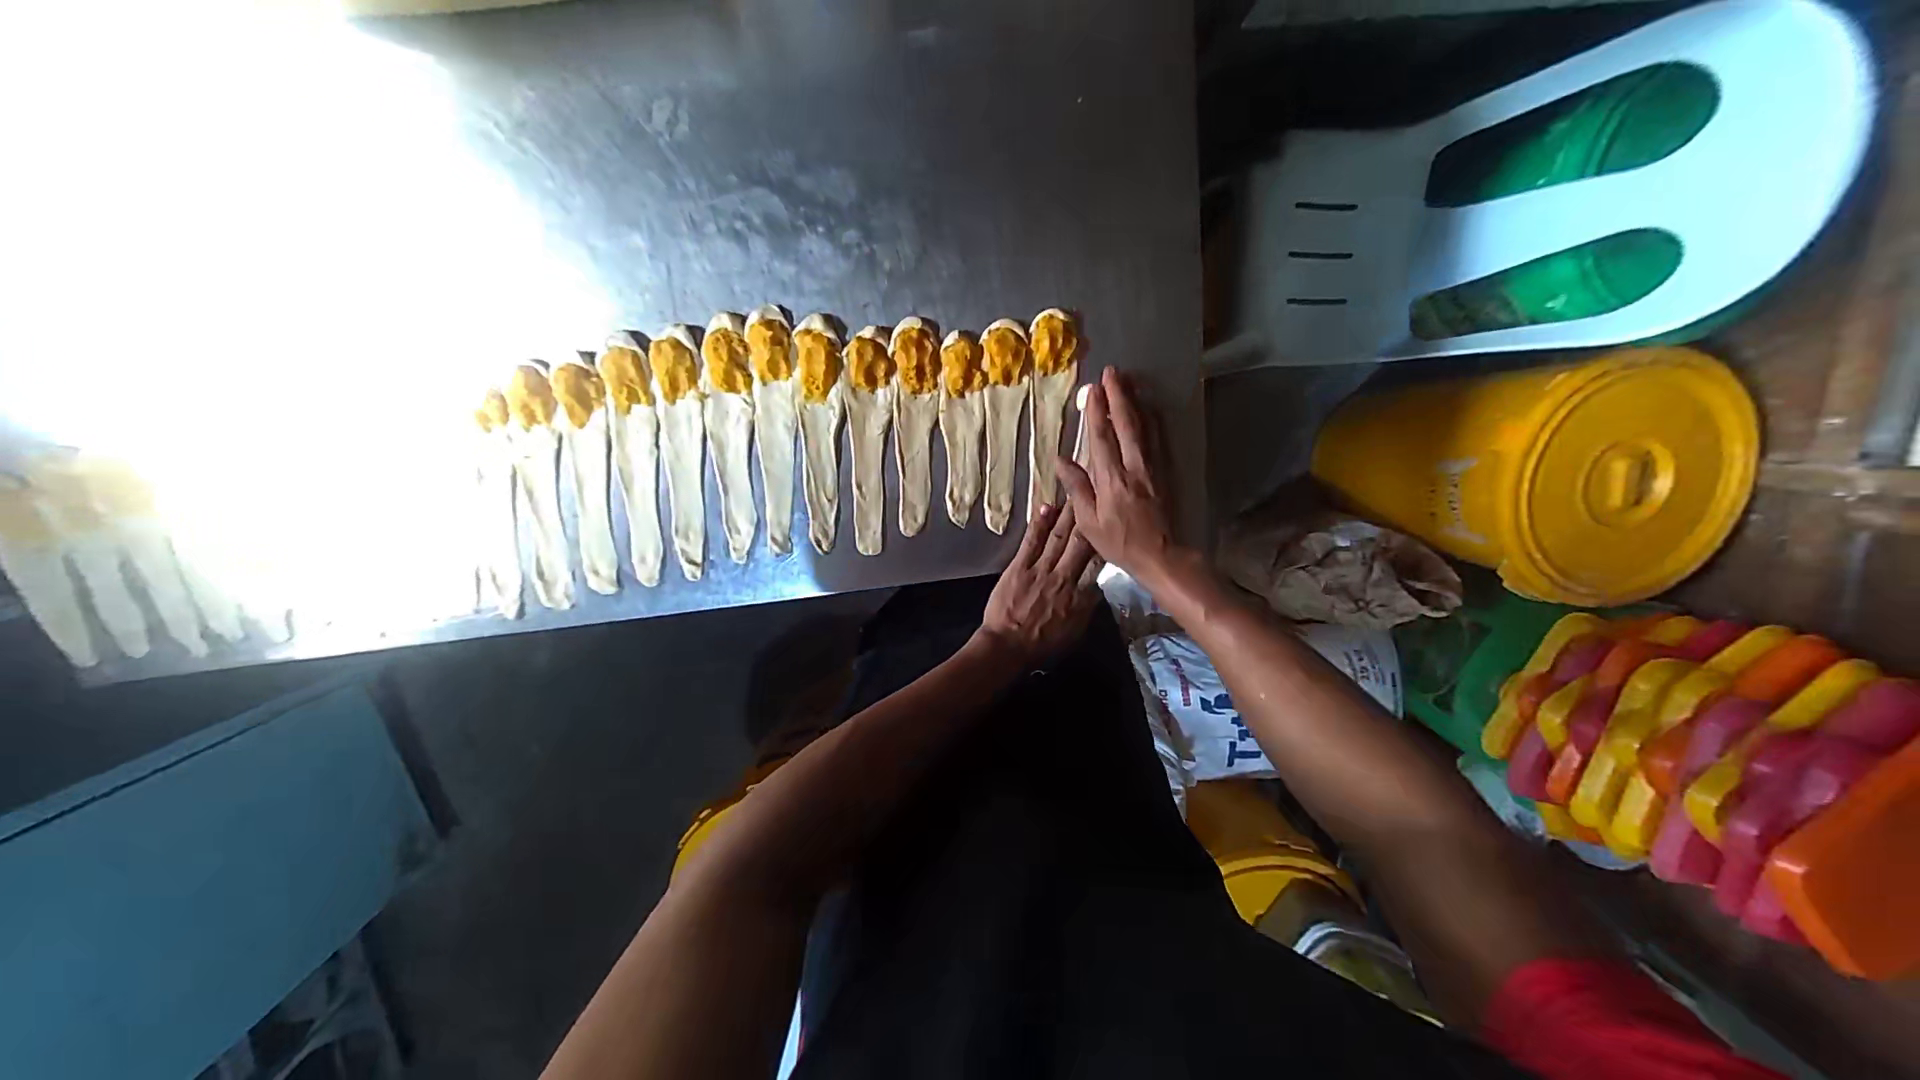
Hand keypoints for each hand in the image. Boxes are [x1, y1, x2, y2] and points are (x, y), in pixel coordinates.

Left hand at [975, 501, 1099, 666]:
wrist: (1007, 648)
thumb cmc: (1042, 644)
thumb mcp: (1075, 631)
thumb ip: (1088, 607)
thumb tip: (1099, 587)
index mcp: (1081, 596)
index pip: (1099, 563)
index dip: (1108, 540)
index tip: (1115, 520)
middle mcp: (1064, 578)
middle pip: (1082, 543)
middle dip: (1091, 516)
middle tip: (1100, 492)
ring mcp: (1040, 570)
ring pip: (1059, 537)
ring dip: (1069, 513)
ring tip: (1078, 490)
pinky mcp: (1018, 567)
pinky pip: (1032, 541)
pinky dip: (1039, 523)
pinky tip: (1047, 505)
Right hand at [1056, 368, 1180, 585]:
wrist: (1162, 554)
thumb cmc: (1120, 542)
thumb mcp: (1088, 522)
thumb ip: (1077, 488)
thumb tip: (1061, 460)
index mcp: (1112, 479)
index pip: (1101, 438)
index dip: (1096, 412)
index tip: (1092, 389)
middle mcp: (1135, 466)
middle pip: (1126, 423)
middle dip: (1118, 396)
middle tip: (1111, 372)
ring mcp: (1154, 467)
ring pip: (1145, 426)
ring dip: (1136, 402)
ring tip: (1128, 382)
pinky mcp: (1166, 471)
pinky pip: (1159, 437)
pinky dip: (1152, 419)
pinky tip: (1149, 409)